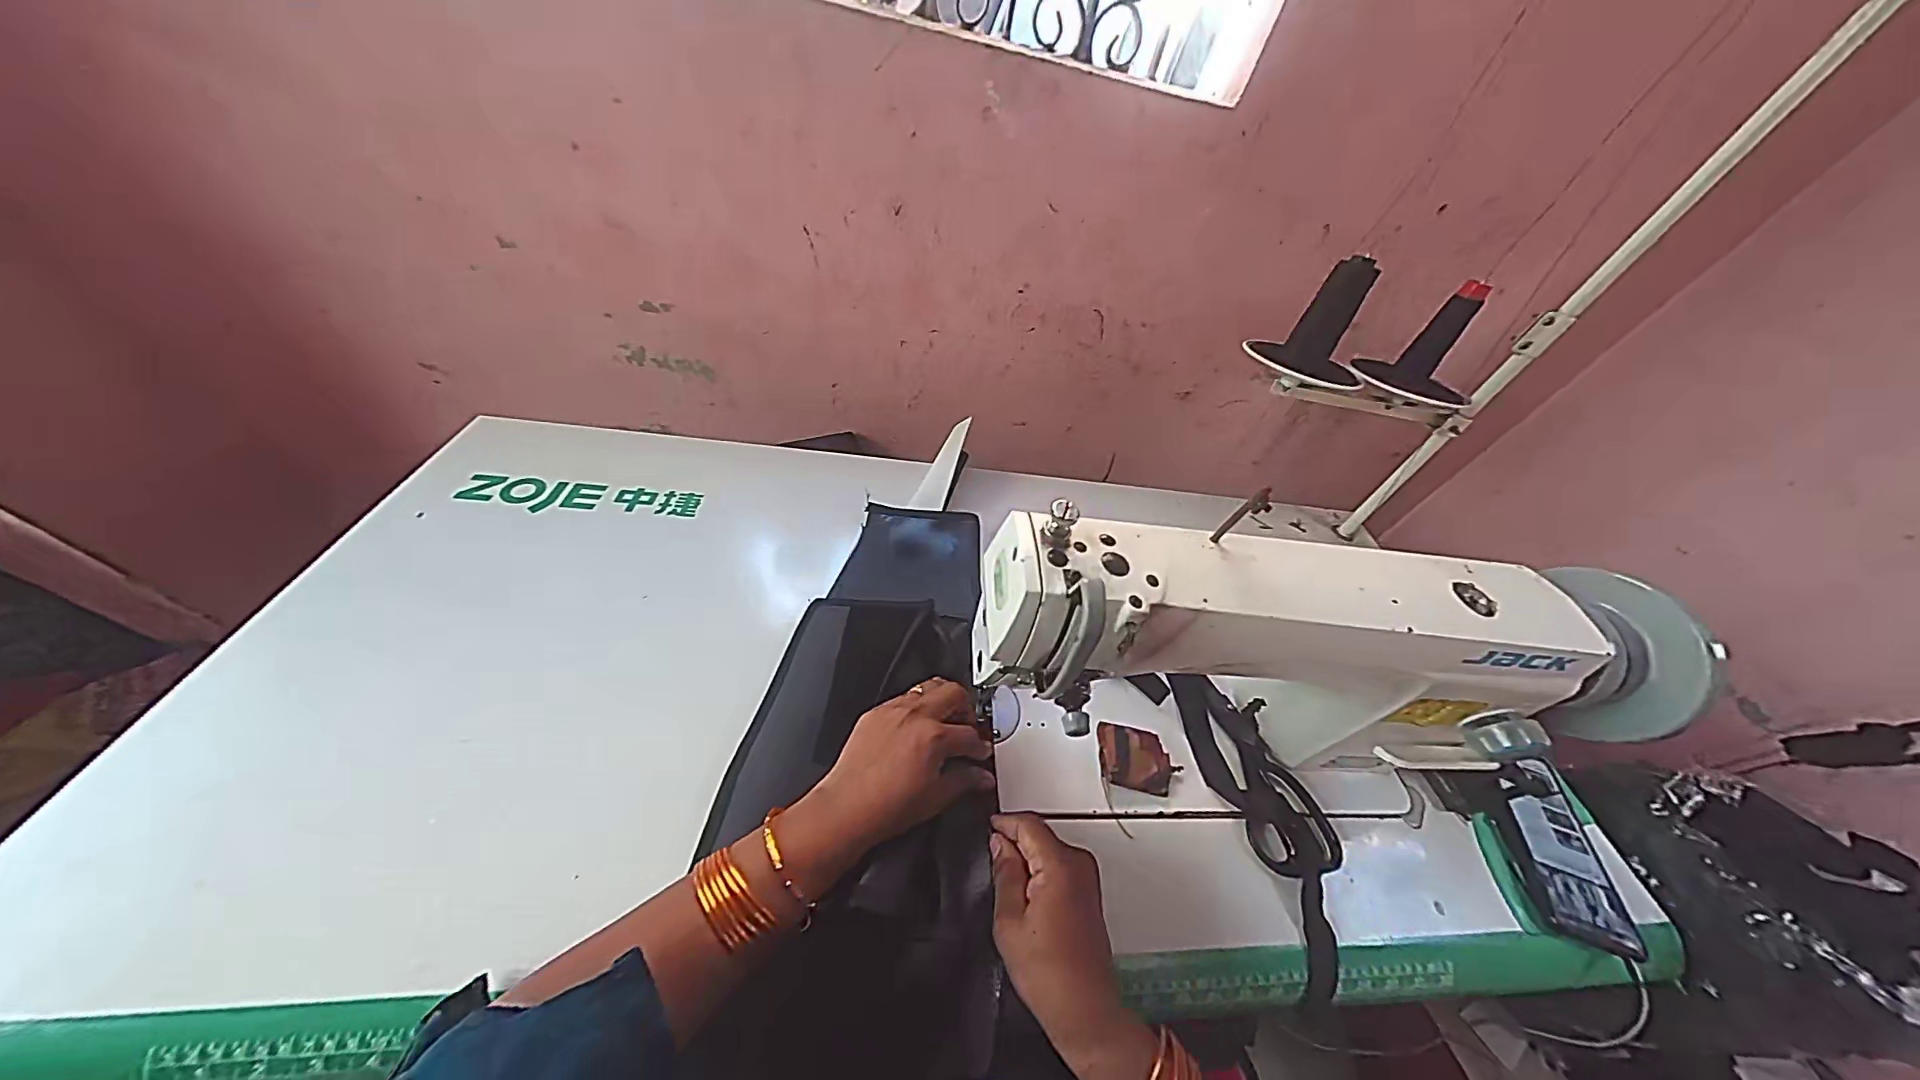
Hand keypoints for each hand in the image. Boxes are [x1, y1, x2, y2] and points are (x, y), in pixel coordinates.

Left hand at [804, 678, 993, 850]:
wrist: (847, 808)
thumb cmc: (884, 806)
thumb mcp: (936, 798)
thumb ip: (964, 781)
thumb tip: (979, 777)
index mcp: (934, 737)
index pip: (970, 734)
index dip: (980, 746)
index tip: (979, 752)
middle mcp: (914, 716)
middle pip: (954, 693)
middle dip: (967, 709)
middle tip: (967, 725)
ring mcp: (892, 711)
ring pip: (927, 687)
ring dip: (941, 700)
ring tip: (944, 719)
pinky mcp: (874, 714)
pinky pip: (902, 698)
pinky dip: (915, 707)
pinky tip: (915, 726)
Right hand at [990, 813, 1156, 1079]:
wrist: (1083, 1009)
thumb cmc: (1050, 974)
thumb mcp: (1008, 919)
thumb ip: (1004, 872)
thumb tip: (1000, 844)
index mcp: (1060, 865)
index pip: (1028, 824)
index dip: (1004, 822)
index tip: (989, 826)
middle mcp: (1079, 865)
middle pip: (1040, 835)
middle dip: (1015, 842)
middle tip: (992, 862)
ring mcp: (1088, 878)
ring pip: (1049, 850)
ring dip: (1028, 858)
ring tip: (1009, 888)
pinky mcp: (1089, 892)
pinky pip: (1059, 866)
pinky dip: (1041, 872)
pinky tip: (1027, 899)